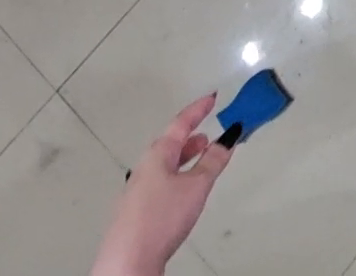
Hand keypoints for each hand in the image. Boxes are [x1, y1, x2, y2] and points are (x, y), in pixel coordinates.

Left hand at [91, 94, 234, 275]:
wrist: (127, 262)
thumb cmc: (163, 216)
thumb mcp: (196, 186)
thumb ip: (213, 161)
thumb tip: (227, 138)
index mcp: (158, 154)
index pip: (180, 123)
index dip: (198, 109)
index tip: (212, 97)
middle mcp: (145, 167)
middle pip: (170, 144)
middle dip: (190, 138)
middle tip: (208, 135)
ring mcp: (137, 190)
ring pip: (165, 164)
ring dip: (184, 158)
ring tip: (200, 160)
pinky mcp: (136, 212)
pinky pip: (161, 181)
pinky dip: (176, 175)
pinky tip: (183, 191)